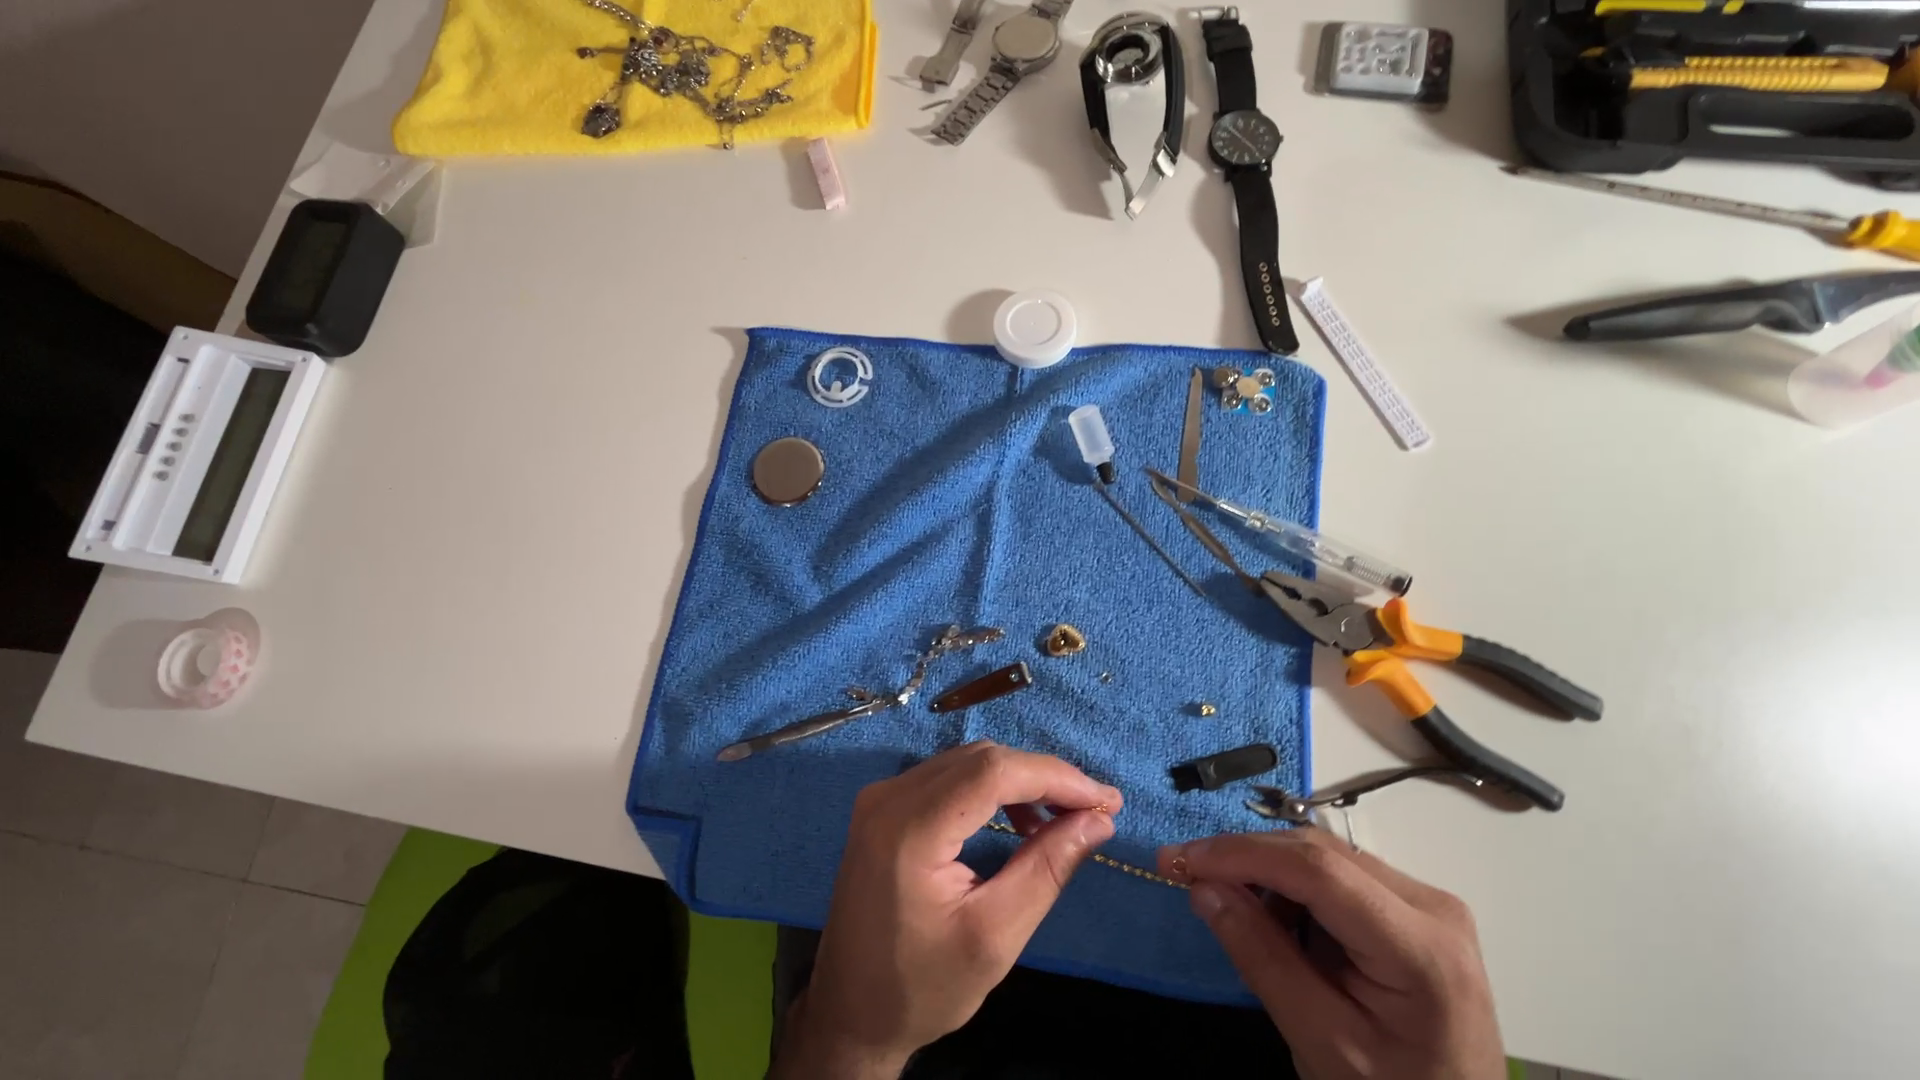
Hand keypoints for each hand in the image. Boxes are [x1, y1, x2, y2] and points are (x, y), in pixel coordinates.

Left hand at [774, 741, 1122, 1078]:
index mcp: (908, 828)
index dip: (1056, 777)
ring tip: (1063, 819)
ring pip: (966, 763)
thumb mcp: (995, 936)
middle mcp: (889, 797)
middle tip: (1094, 810)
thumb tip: (1098, 820)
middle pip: (981, 760)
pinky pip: (948, 778)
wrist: (850, 1013)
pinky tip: (1018, 820)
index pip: (993, 771)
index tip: (1106, 801)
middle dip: (1044, 777)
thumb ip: (1047, 868)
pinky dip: (990, 789)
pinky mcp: (883, 808)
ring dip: (1020, 781)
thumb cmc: (923, 985)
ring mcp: (881, 798)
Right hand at [1159, 829, 1504, 1079]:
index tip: (1177, 860)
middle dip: (1244, 855)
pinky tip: (1274, 917)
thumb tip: (1204, 887)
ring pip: (1325, 857)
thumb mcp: (1320, 1041)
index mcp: (1421, 948)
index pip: (1319, 872)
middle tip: (1183, 870)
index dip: (1241, 855)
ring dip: (1266, 869)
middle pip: (1321, 854)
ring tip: (1229, 905)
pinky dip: (1293, 886)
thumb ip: (1263, 960)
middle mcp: (1432, 906)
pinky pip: (1339, 875)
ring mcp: (1428, 903)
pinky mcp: (1416, 908)